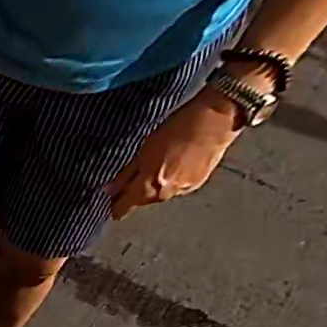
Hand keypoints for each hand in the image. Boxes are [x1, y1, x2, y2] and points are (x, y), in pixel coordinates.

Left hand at [107, 86, 241, 219]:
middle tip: (139, 173)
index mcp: (147, 188)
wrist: (218, 117)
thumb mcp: (144, 151)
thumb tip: (108, 191)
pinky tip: (178, 164)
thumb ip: (125, 175)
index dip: (115, 205)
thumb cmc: (177, 129)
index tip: (112, 198)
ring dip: (155, 186)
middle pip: (140, 202)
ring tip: (162, 164)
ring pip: (159, 195)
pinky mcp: (197, 184)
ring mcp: (181, 190)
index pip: (122, 209)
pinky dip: (173, 180)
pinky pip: (176, 188)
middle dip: (136, 192)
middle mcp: (163, 195)